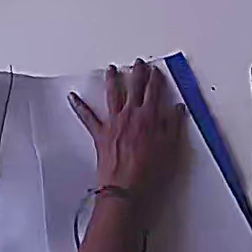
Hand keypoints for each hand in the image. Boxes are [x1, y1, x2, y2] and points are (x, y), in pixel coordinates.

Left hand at [68, 60, 186, 204]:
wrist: (125, 189)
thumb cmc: (149, 172)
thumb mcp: (170, 149)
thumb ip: (174, 126)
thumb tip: (178, 108)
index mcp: (149, 117)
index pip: (154, 91)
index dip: (155, 79)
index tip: (156, 70)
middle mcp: (130, 114)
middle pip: (134, 87)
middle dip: (137, 72)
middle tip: (138, 62)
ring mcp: (114, 122)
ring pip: (113, 94)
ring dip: (112, 80)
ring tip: (111, 69)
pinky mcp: (100, 134)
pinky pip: (87, 117)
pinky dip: (79, 106)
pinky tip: (72, 97)